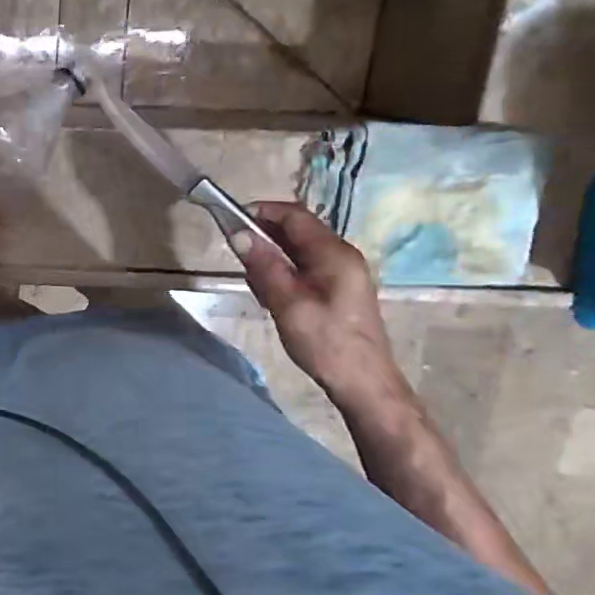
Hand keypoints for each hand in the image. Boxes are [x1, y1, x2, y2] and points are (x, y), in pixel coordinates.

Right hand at [230, 201, 410, 407]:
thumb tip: (239, 234)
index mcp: (334, 253)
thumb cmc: (325, 342)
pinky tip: (271, 292)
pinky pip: (306, 266)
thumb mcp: (288, 304)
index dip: (262, 212)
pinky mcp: (338, 288)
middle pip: (298, 229)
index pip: (295, 216)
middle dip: (264, 234)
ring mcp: (342, 271)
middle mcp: (342, 255)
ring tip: (253, 279)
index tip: (231, 219)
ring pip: (299, 249)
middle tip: (236, 251)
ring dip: (272, 255)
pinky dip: (284, 270)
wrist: (363, 383)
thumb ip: (264, 266)